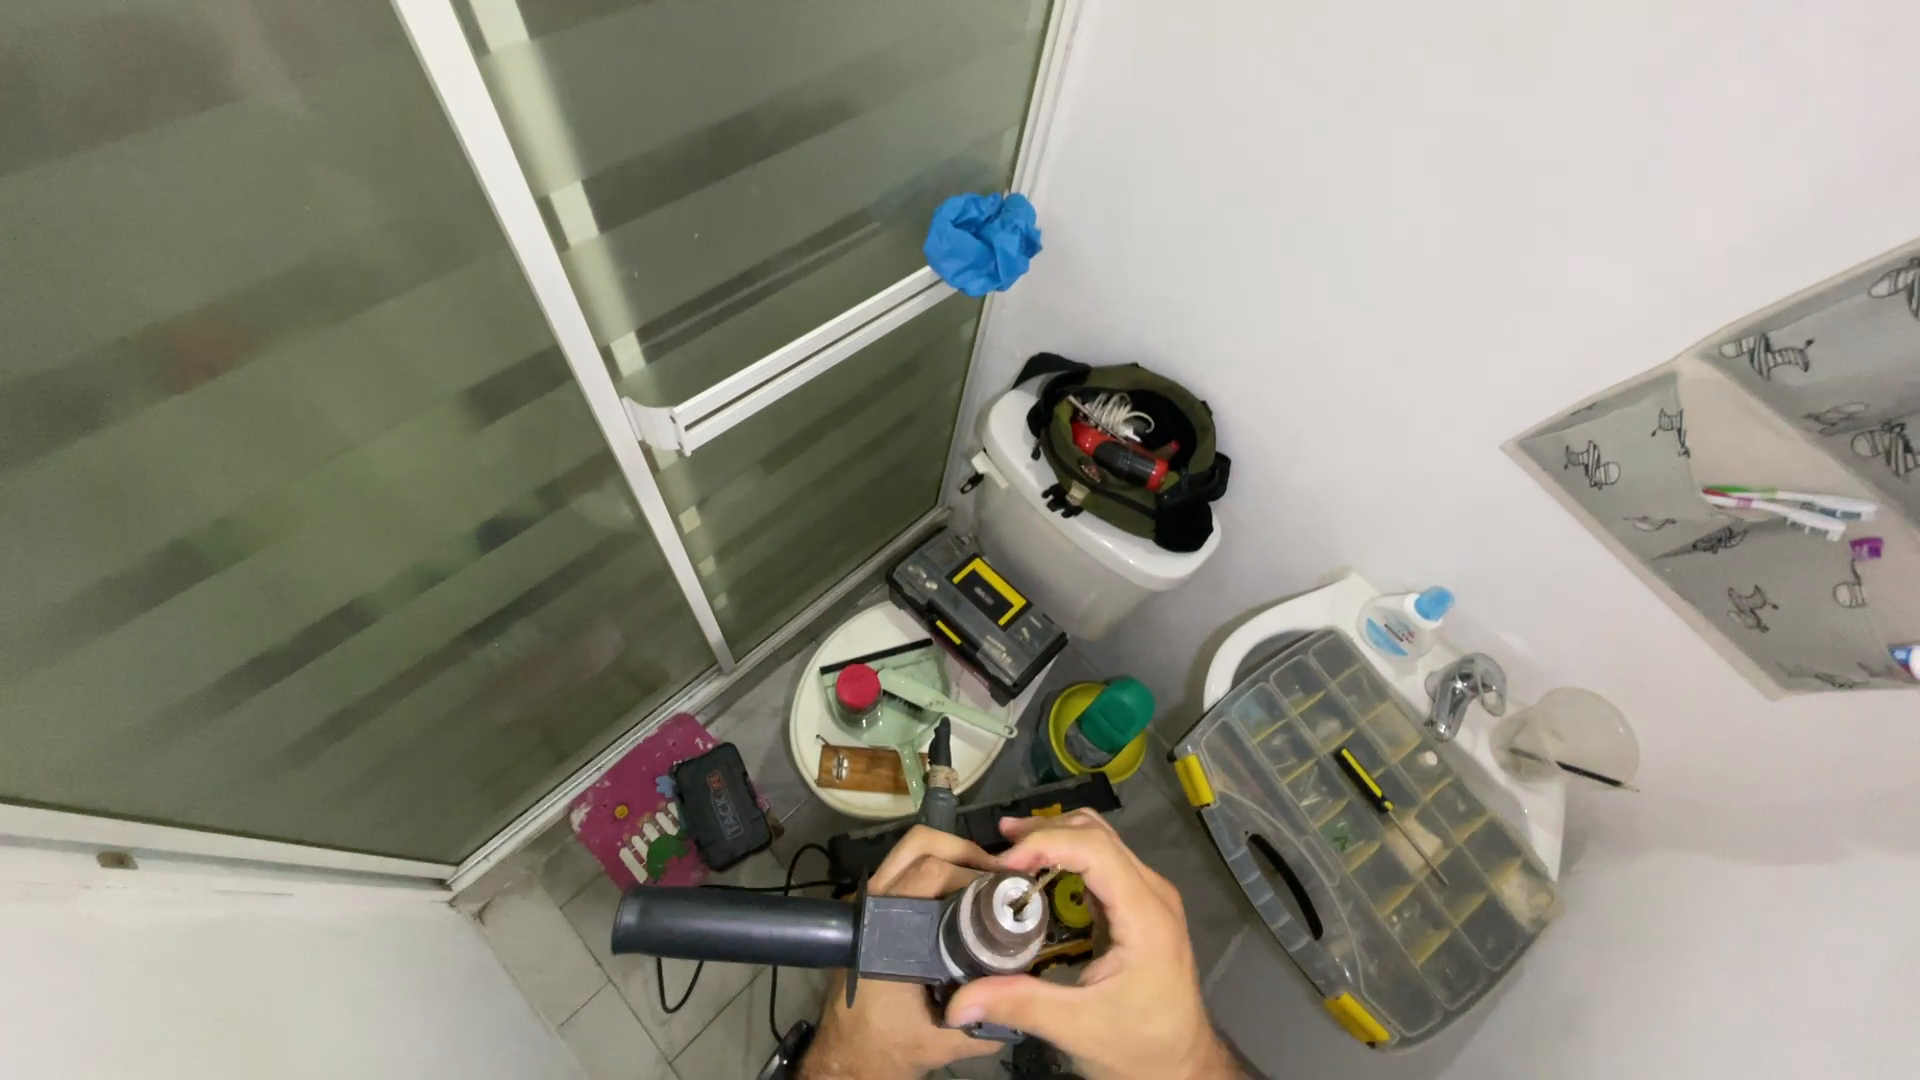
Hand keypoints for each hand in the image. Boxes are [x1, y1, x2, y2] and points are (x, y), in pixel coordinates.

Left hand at [799, 826, 1001, 1079]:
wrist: (845, 1058)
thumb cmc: (883, 1046)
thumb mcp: (937, 1041)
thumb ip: (978, 1025)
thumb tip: (1020, 1001)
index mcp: (881, 930)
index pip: (926, 874)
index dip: (967, 873)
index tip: (999, 888)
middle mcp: (871, 904)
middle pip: (917, 845)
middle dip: (962, 851)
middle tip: (995, 873)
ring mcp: (868, 901)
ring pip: (910, 850)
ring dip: (951, 855)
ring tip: (984, 877)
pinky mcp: (872, 907)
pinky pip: (906, 867)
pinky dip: (938, 866)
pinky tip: (964, 890)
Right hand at [943, 811, 1241, 1079]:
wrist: (1184, 1066)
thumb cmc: (1140, 1047)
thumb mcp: (1078, 1028)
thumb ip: (1020, 1004)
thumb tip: (958, 1000)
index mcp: (1145, 914)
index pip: (1095, 849)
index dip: (1046, 844)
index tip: (1005, 865)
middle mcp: (1151, 891)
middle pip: (1096, 834)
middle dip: (1044, 833)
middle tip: (1001, 850)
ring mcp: (1147, 893)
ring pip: (1099, 839)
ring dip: (1055, 836)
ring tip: (1012, 849)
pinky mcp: (1138, 901)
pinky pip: (1101, 858)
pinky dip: (1066, 853)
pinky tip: (1038, 868)